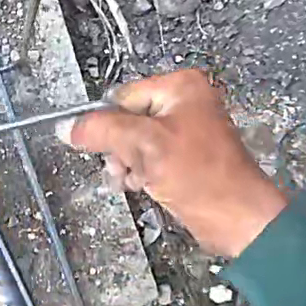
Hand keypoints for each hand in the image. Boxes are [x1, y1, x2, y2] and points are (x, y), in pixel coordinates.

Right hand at [65, 69, 287, 256]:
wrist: (236, 217)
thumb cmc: (204, 177)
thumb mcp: (145, 145)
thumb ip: (103, 130)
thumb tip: (70, 126)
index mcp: (181, 88)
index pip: (123, 97)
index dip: (109, 123)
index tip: (98, 144)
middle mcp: (185, 104)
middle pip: (128, 120)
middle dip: (121, 148)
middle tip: (126, 164)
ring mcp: (186, 133)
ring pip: (136, 143)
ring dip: (128, 164)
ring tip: (138, 178)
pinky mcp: (185, 159)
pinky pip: (149, 159)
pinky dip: (141, 173)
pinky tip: (145, 186)